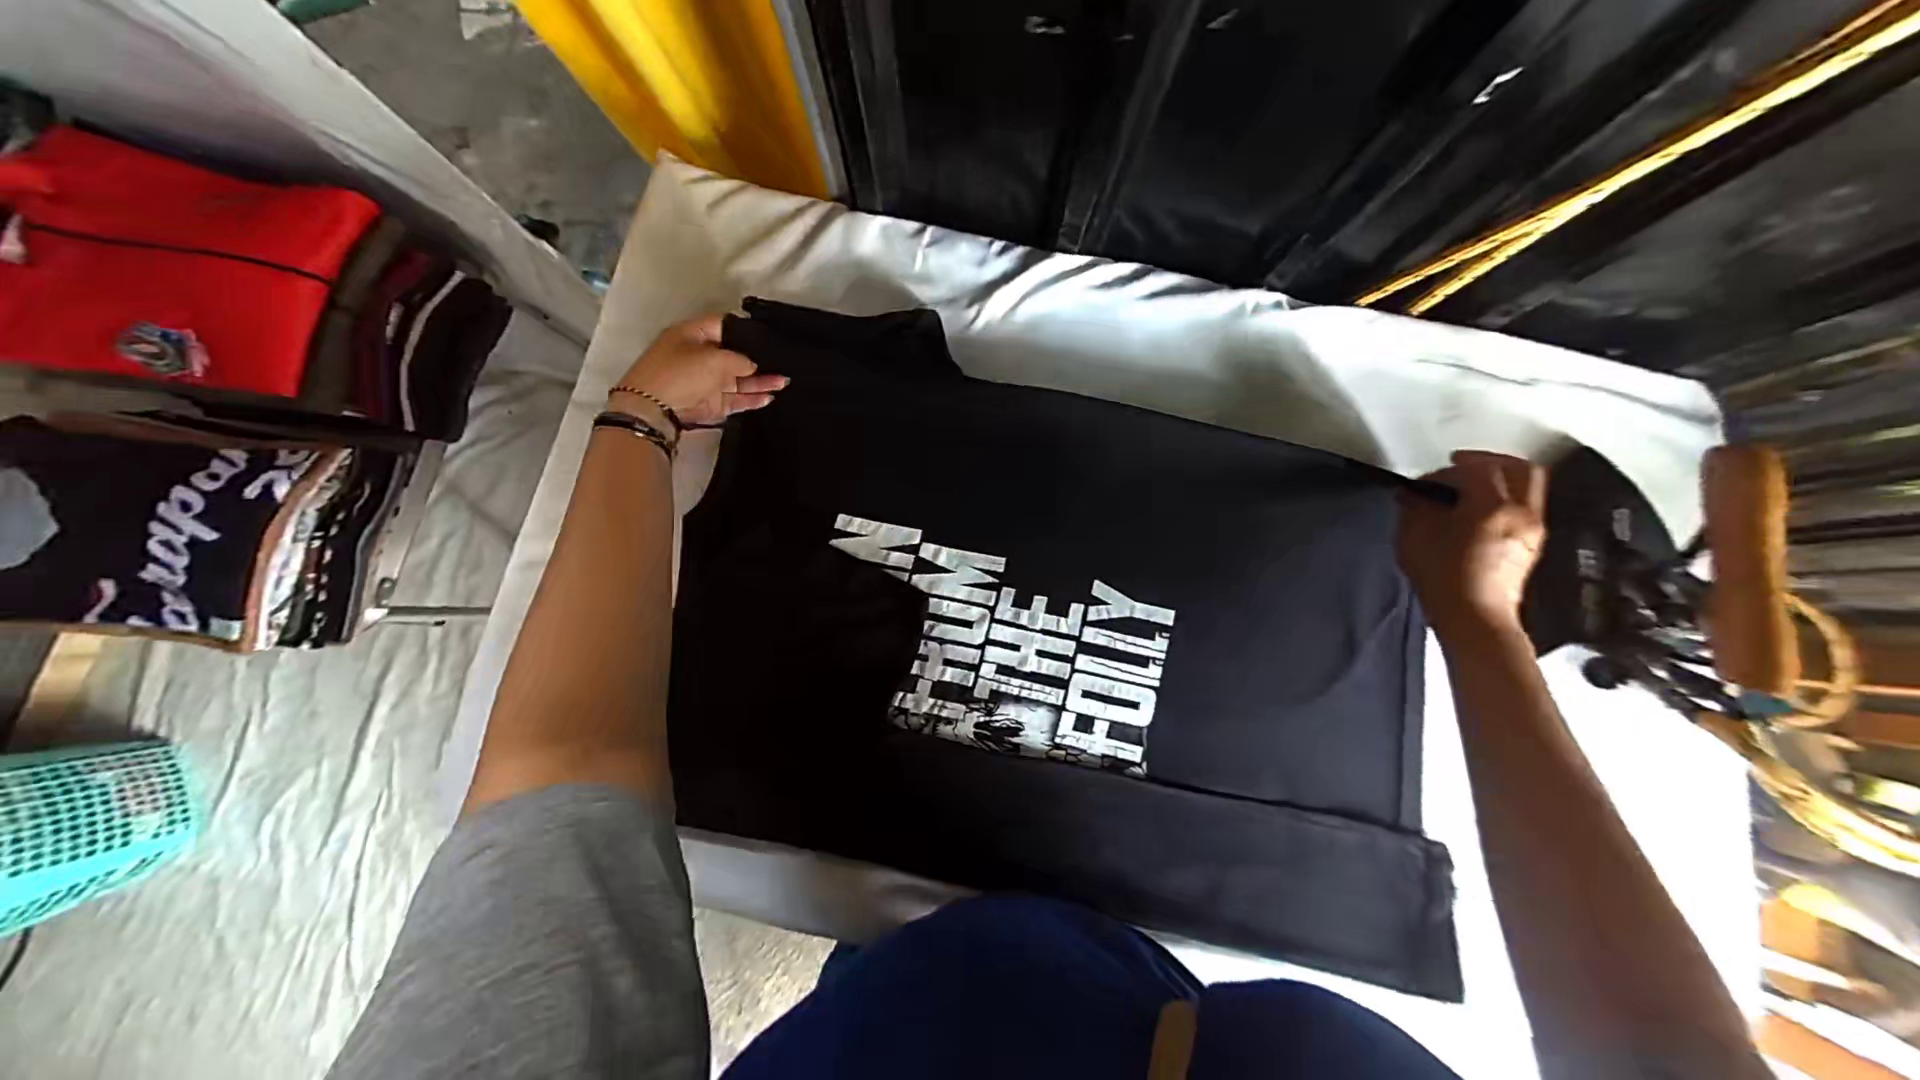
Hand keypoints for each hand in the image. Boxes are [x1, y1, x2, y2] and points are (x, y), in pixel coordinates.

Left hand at [614, 314, 789, 426]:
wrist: (653, 410)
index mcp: (692, 334)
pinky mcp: (710, 403)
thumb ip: (741, 360)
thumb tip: (753, 366)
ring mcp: (705, 381)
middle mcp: (699, 356)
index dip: (745, 330)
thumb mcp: (714, 359)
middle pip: (734, 355)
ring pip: (738, 380)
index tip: (768, 336)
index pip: (724, 326)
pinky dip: (751, 399)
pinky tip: (769, 397)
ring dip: (760, 381)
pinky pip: (735, 399)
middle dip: (758, 360)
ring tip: (783, 382)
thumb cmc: (681, 373)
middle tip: (783, 362)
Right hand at [1397, 450, 1546, 638]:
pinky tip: (1482, 510)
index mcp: (1492, 506)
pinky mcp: (1533, 544)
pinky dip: (1507, 499)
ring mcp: (1533, 529)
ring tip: (1473, 486)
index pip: (1476, 468)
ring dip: (1502, 478)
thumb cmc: (1445, 580)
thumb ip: (1415, 507)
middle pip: (1518, 467)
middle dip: (1488, 460)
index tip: (1427, 481)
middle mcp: (1521, 513)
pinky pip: (1527, 506)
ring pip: (1529, 485)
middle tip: (1462, 464)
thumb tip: (1415, 495)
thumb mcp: (1415, 536)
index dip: (1448, 469)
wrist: (1474, 616)